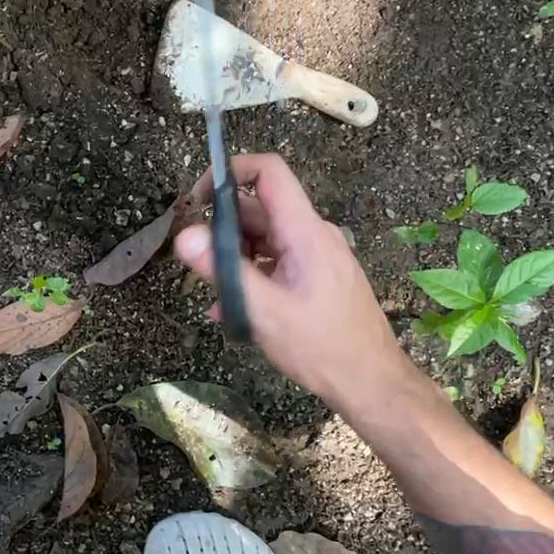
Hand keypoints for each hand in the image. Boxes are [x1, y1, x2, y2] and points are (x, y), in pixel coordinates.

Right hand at [174, 154, 410, 409]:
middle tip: (196, 262)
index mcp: (305, 232)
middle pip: (258, 210)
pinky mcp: (315, 275)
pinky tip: (232, 310)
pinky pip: (273, 262)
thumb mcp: (262, 309)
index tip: (197, 200)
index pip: (269, 172)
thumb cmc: (320, 346)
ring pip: (262, 239)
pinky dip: (249, 276)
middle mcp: (313, 234)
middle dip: (220, 230)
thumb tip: (183, 236)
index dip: (230, 171)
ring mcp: (316, 255)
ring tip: (214, 295)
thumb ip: (221, 269)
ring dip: (231, 259)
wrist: (370, 382)